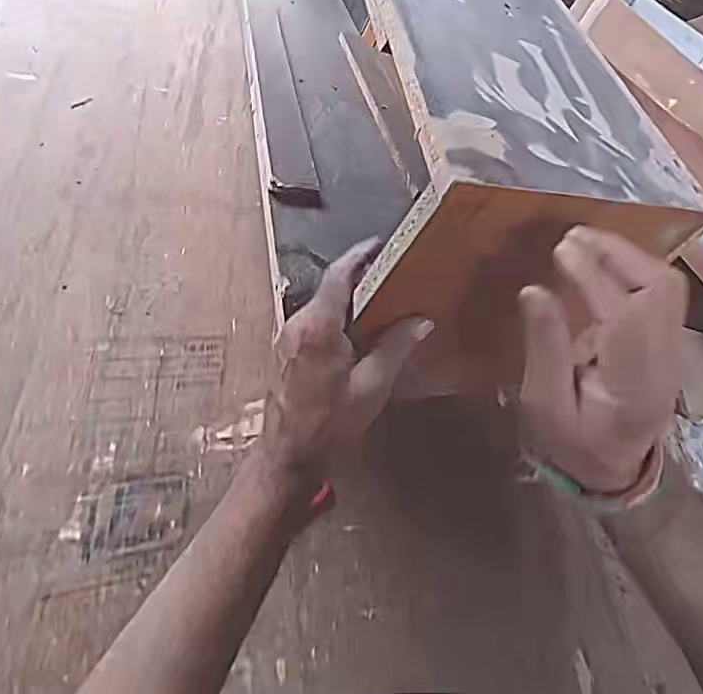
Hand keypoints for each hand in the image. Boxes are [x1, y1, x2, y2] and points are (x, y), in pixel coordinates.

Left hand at [262, 240, 432, 487]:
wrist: (287, 457)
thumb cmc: (328, 427)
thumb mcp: (372, 387)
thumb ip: (396, 348)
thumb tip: (419, 322)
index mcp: (318, 327)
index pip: (338, 275)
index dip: (359, 256)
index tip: (377, 245)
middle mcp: (296, 324)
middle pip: (328, 289)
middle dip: (357, 280)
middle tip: (386, 279)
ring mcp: (285, 336)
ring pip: (319, 306)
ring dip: (345, 303)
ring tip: (375, 308)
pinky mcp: (283, 350)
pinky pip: (310, 323)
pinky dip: (332, 320)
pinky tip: (352, 337)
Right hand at [518, 227, 687, 493]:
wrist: (615, 472)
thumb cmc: (574, 444)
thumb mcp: (545, 406)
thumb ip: (544, 348)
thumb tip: (535, 290)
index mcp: (635, 383)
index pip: (628, 311)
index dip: (595, 274)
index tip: (560, 250)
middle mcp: (665, 361)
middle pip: (662, 288)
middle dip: (619, 253)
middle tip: (573, 236)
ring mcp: (673, 350)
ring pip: (666, 285)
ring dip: (626, 255)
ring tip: (583, 241)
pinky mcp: (666, 342)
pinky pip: (658, 292)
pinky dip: (630, 267)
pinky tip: (600, 259)